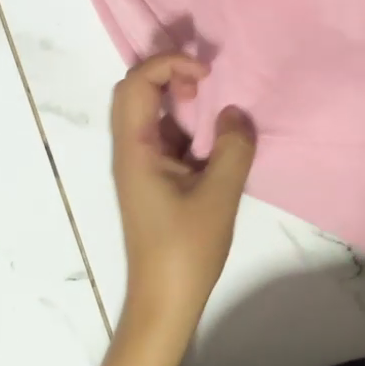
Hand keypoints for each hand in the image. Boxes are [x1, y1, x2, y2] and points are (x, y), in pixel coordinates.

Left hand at [110, 53, 256, 326]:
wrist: (164, 301)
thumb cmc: (185, 250)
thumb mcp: (218, 196)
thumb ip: (231, 148)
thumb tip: (234, 113)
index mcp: (134, 149)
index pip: (135, 84)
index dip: (167, 64)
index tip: (206, 74)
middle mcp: (130, 151)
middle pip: (136, 92)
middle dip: (169, 75)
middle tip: (207, 84)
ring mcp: (140, 165)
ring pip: (151, 114)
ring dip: (180, 100)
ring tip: (216, 106)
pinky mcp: (154, 180)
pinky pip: (165, 137)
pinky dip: (187, 125)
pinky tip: (215, 136)